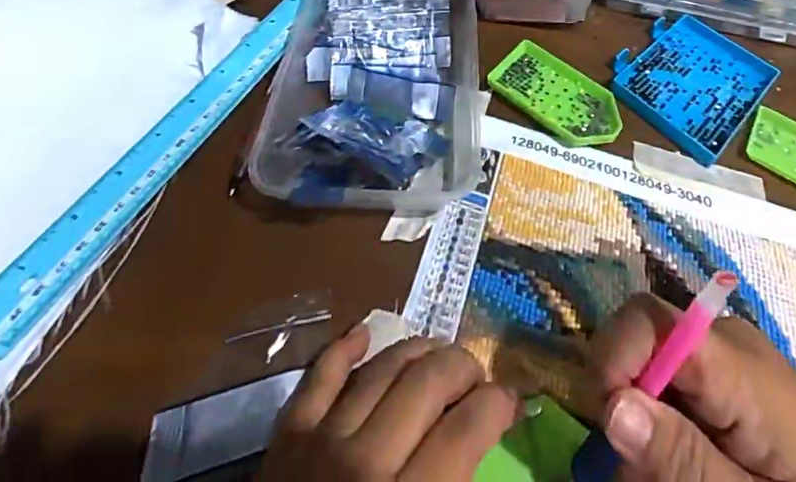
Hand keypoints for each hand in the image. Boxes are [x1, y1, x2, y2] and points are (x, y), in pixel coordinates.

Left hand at [261, 322, 519, 481]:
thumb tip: (483, 448)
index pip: (465, 430)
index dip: (497, 404)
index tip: (509, 401)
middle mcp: (366, 462)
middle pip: (427, 384)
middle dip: (463, 367)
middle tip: (476, 377)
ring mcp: (321, 441)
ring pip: (381, 368)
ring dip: (418, 350)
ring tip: (438, 354)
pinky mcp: (286, 436)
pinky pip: (320, 375)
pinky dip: (344, 348)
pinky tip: (365, 333)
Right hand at [591, 293, 795, 481]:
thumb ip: (683, 458)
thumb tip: (612, 406)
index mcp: (734, 362)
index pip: (648, 319)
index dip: (611, 359)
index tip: (607, 423)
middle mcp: (726, 339)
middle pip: (642, 343)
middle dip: (626, 403)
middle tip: (642, 471)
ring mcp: (728, 354)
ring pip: (652, 368)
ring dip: (646, 425)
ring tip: (669, 477)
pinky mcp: (730, 373)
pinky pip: (676, 381)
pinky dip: (667, 425)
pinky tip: (688, 466)